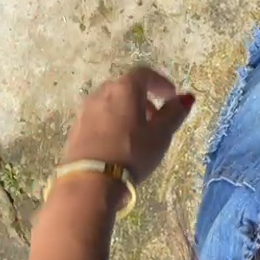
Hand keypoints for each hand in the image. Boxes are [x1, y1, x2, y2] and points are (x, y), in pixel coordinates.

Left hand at [61, 66, 193, 184]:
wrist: (88, 185)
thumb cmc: (131, 154)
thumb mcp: (161, 135)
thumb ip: (174, 113)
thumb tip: (186, 98)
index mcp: (125, 88)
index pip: (145, 74)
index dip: (160, 83)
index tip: (170, 97)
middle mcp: (103, 93)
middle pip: (126, 87)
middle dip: (143, 99)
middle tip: (155, 118)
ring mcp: (85, 111)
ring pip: (110, 103)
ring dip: (125, 112)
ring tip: (136, 134)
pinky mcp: (74, 130)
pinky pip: (97, 119)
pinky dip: (110, 124)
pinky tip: (116, 144)